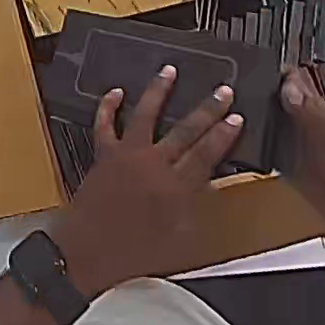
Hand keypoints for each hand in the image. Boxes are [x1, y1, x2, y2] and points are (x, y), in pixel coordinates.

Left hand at [49, 65, 243, 298]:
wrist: (87, 251)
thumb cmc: (132, 254)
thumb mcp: (177, 242)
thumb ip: (192, 210)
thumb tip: (206, 188)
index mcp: (175, 189)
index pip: (207, 155)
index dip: (224, 136)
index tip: (237, 118)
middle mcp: (153, 166)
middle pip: (185, 131)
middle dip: (207, 110)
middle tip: (223, 90)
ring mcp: (126, 156)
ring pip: (146, 115)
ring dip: (159, 91)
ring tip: (169, 69)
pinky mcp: (103, 154)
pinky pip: (104, 124)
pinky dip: (108, 106)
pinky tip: (115, 91)